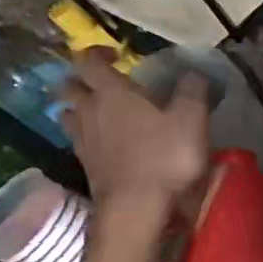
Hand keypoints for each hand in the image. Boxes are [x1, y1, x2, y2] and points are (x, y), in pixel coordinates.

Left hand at [59, 48, 209, 220]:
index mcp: (112, 93)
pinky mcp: (85, 167)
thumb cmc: (165, 157)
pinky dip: (88, 137)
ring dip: (79, 110)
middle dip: (82, 81)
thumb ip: (192, 90)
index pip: (88, 61)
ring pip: (68, 115)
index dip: (97, 53)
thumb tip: (195, 70)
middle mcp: (89, 111)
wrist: (137, 208)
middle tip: (103, 85)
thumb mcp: (191, 119)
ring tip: (100, 114)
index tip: (114, 55)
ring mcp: (82, 141)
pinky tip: (105, 144)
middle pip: (69, 87)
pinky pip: (78, 142)